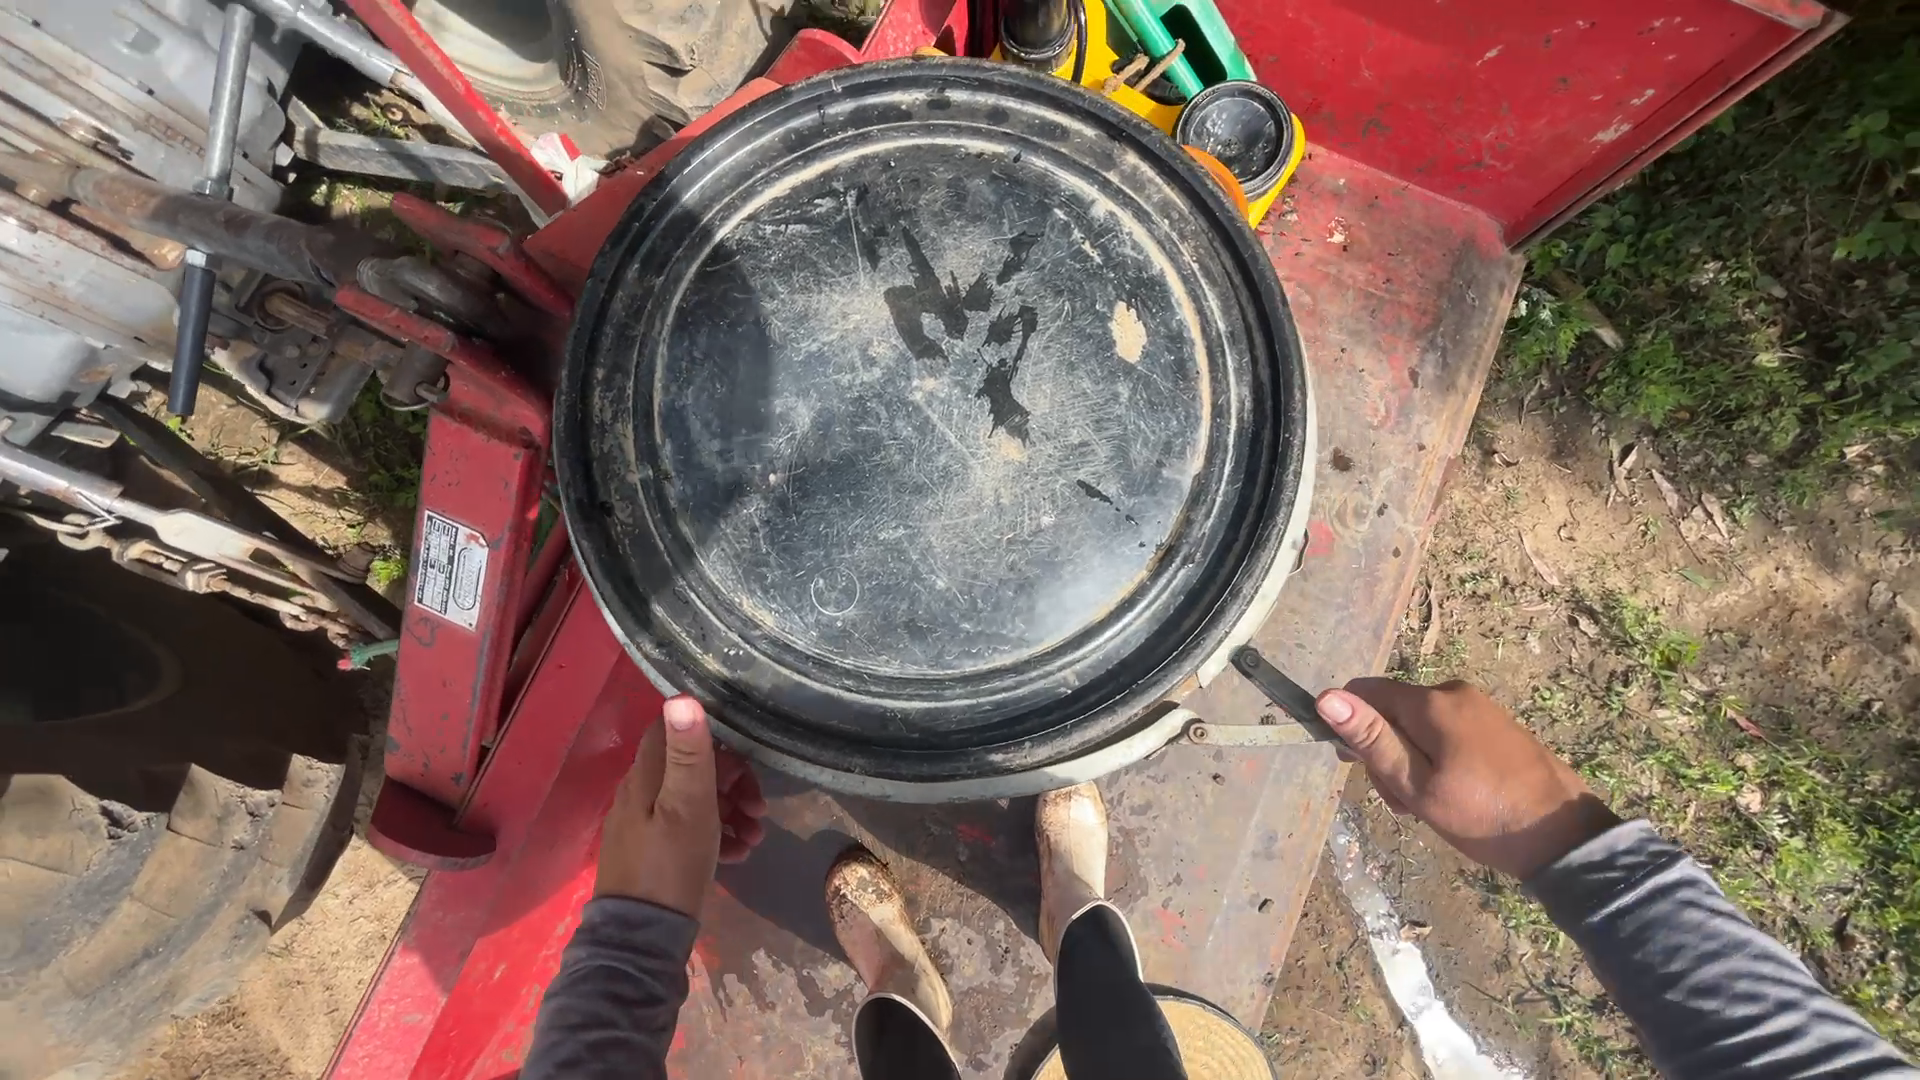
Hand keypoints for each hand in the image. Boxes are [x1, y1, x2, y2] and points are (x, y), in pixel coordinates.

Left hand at [594, 696, 768, 917]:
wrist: (642, 940)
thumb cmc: (670, 863)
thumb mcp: (688, 804)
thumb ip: (689, 753)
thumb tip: (681, 696)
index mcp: (646, 776)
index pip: (672, 731)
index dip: (709, 735)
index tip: (741, 755)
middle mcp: (642, 794)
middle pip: (692, 768)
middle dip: (733, 781)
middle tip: (760, 807)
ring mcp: (647, 825)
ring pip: (697, 801)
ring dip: (732, 811)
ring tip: (756, 837)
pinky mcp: (655, 853)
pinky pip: (692, 830)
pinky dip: (719, 835)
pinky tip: (740, 854)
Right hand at [1315, 678, 1618, 878]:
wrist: (1571, 843)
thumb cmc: (1484, 816)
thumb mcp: (1416, 784)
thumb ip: (1371, 739)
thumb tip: (1325, 697)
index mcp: (1430, 702)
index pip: (1362, 691)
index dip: (1348, 725)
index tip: (1357, 767)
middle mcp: (1452, 692)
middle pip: (1389, 709)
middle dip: (1382, 749)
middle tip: (1400, 799)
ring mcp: (1478, 706)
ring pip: (1415, 722)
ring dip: (1408, 757)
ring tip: (1425, 803)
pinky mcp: (1494, 724)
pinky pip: (1443, 729)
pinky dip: (1433, 755)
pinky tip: (1448, 791)